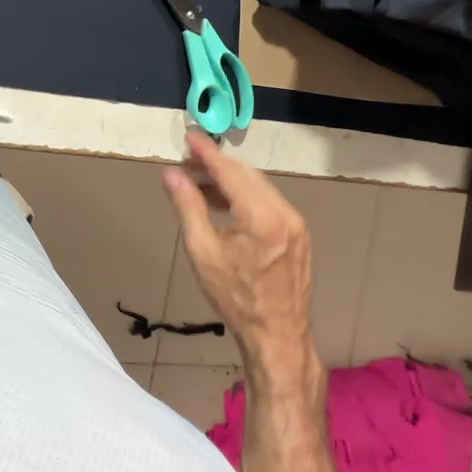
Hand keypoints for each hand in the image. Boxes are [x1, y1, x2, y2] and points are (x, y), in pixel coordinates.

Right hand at [161, 131, 315, 366]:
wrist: (278, 336)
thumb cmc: (236, 298)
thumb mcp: (203, 252)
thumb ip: (188, 206)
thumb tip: (172, 173)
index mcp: (262, 217)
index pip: (230, 171)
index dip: (206, 152)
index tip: (189, 135)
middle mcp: (285, 214)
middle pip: (246, 174)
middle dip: (216, 164)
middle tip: (185, 163)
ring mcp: (297, 224)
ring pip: (258, 186)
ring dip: (229, 179)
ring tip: (197, 182)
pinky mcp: (299, 235)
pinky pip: (268, 201)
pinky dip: (244, 194)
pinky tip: (222, 203)